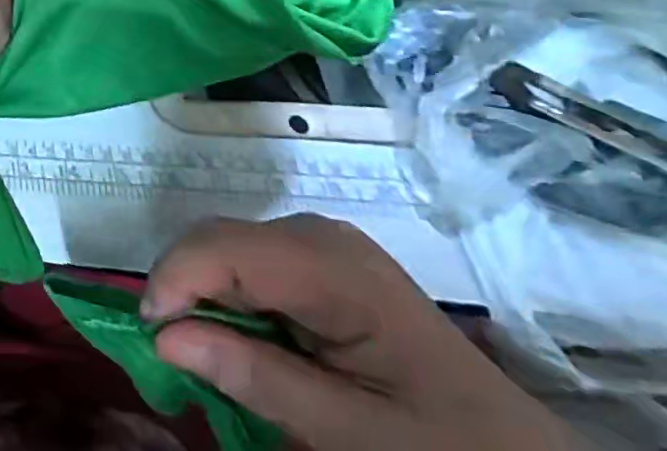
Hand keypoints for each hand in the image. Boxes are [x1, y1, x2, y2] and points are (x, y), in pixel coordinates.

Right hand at [143, 215, 581, 450]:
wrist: (514, 450)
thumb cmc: (444, 444)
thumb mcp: (356, 434)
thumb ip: (261, 381)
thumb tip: (164, 336)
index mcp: (336, 269)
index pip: (224, 247)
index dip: (174, 279)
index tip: (151, 335)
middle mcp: (318, 236)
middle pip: (216, 240)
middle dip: (182, 288)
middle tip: (173, 351)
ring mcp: (317, 243)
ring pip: (221, 248)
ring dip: (199, 294)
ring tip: (208, 351)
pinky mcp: (313, 259)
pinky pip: (244, 262)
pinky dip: (223, 297)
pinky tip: (240, 338)